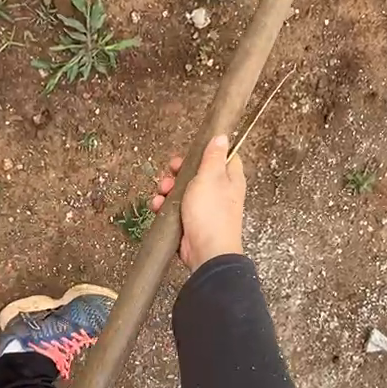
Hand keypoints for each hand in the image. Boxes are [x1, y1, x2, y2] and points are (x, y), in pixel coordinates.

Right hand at [151, 133, 246, 269]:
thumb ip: (214, 156)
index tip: (191, 152)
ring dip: (168, 189)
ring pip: (182, 190)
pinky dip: (164, 206)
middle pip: (197, 173)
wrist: (206, 251)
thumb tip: (222, 136)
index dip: (206, 152)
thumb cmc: (211, 212)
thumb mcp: (211, 176)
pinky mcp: (190, 222)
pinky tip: (157, 207)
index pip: (223, 157)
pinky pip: (175, 208)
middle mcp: (219, 192)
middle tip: (171, 172)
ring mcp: (204, 208)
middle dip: (179, 172)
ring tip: (162, 192)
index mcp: (230, 178)